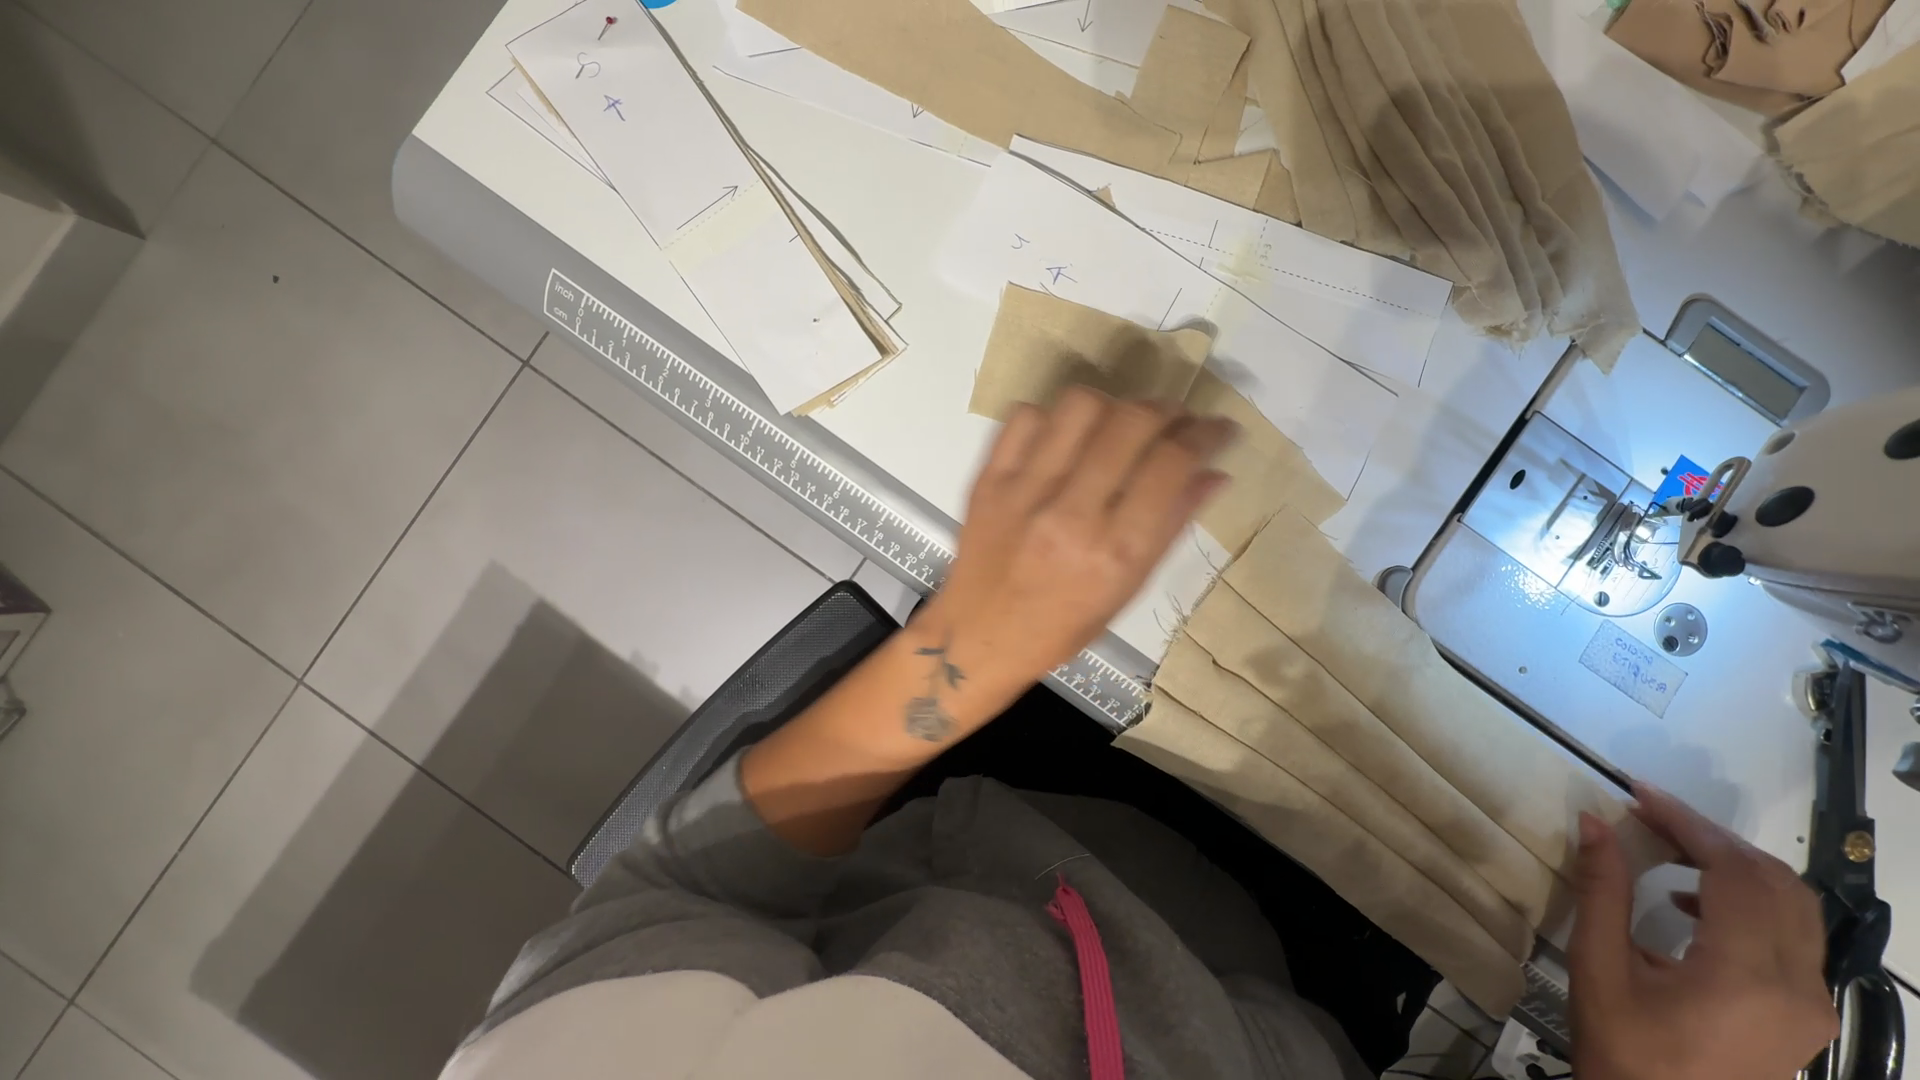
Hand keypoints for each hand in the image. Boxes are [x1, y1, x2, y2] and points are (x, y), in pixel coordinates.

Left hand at [917, 386, 1234, 699]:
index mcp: (1115, 551)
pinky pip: (1025, 417)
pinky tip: (1066, 436)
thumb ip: (1171, 526)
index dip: (1206, 434)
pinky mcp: (989, 479)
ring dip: (1112, 405)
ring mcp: (1024, 492)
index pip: (1172, 463)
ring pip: (1080, 406)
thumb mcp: (1128, 589)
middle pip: (1132, 423)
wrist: (980, 636)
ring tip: (1118, 425)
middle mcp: (1072, 514)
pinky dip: (1055, 417)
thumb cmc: (1063, 625)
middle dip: (1168, 410)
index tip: (1218, 428)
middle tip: (1175, 420)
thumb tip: (1215, 472)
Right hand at [1570, 783, 1837, 1079]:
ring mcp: (1811, 1002)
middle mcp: (1798, 985)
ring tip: (1668, 848)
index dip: (1687, 823)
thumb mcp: (1598, 966)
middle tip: (1649, 816)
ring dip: (1734, 865)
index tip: (1637, 794)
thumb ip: (1602, 891)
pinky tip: (1692, 903)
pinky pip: (1793, 936)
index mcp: (1745, 974)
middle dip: (1712, 837)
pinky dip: (1749, 900)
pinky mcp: (1805, 1013)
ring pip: (1794, 906)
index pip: (1734, 871)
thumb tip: (1596, 823)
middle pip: (1776, 882)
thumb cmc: (1623, 1046)